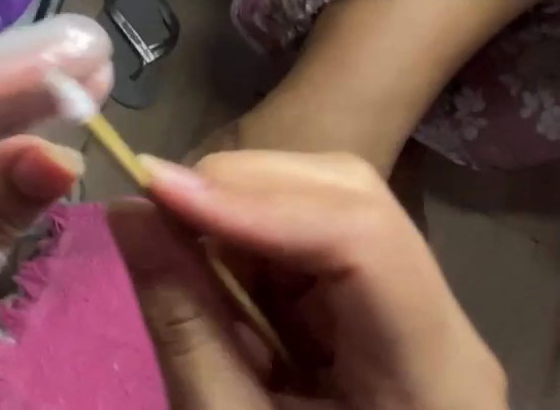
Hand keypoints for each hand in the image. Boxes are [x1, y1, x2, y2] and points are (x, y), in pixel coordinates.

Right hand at [110, 151, 506, 409]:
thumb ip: (182, 321)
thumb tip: (125, 208)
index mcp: (433, 372)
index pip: (362, 238)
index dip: (254, 199)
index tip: (153, 189)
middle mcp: (434, 319)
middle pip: (347, 196)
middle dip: (237, 186)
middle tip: (155, 209)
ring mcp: (401, 304)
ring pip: (316, 196)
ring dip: (230, 205)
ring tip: (179, 251)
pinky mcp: (360, 302)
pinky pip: (294, 227)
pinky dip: (234, 230)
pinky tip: (209, 272)